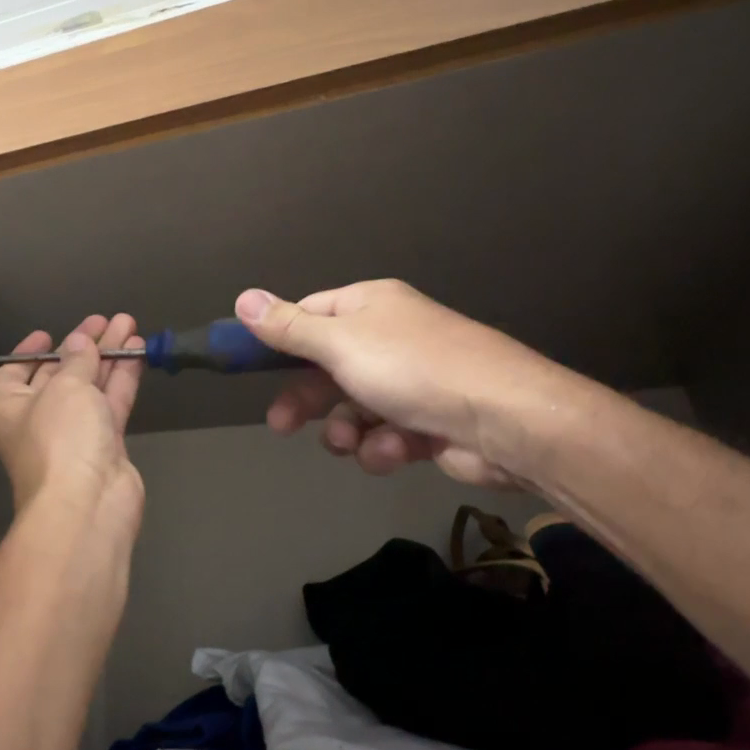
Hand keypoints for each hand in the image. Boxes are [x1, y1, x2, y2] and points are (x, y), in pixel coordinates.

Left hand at [0, 314, 144, 531]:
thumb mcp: (64, 387)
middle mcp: (36, 420)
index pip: (13, 371)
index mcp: (8, 406)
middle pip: (59, 375)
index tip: (49, 333)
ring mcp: (71, 434)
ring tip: (128, 325)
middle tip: (107, 320)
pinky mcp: (103, 446)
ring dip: (108, 357)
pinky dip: (122, 379)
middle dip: (82, 346)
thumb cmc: (59, 439)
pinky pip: (111, 404)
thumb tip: (79, 341)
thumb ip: (76, 360)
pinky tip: (138, 353)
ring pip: (90, 387)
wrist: (86, 506)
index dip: (31, 351)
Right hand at [234, 280, 583, 487]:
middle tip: (282, 426)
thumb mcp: (339, 344)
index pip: (310, 315)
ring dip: (347, 430)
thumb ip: (287, 328)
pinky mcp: (429, 422)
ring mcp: (412, 381)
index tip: (251, 368)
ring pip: (353, 407)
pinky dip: (384, 447)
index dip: (279, 341)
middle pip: (326, 368)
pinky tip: (395, 451)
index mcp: (370, 305)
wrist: (507, 421)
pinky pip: (385, 434)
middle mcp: (390, 337)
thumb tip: (242, 297)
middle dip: (307, 401)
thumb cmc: (414, 369)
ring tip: (355, 443)